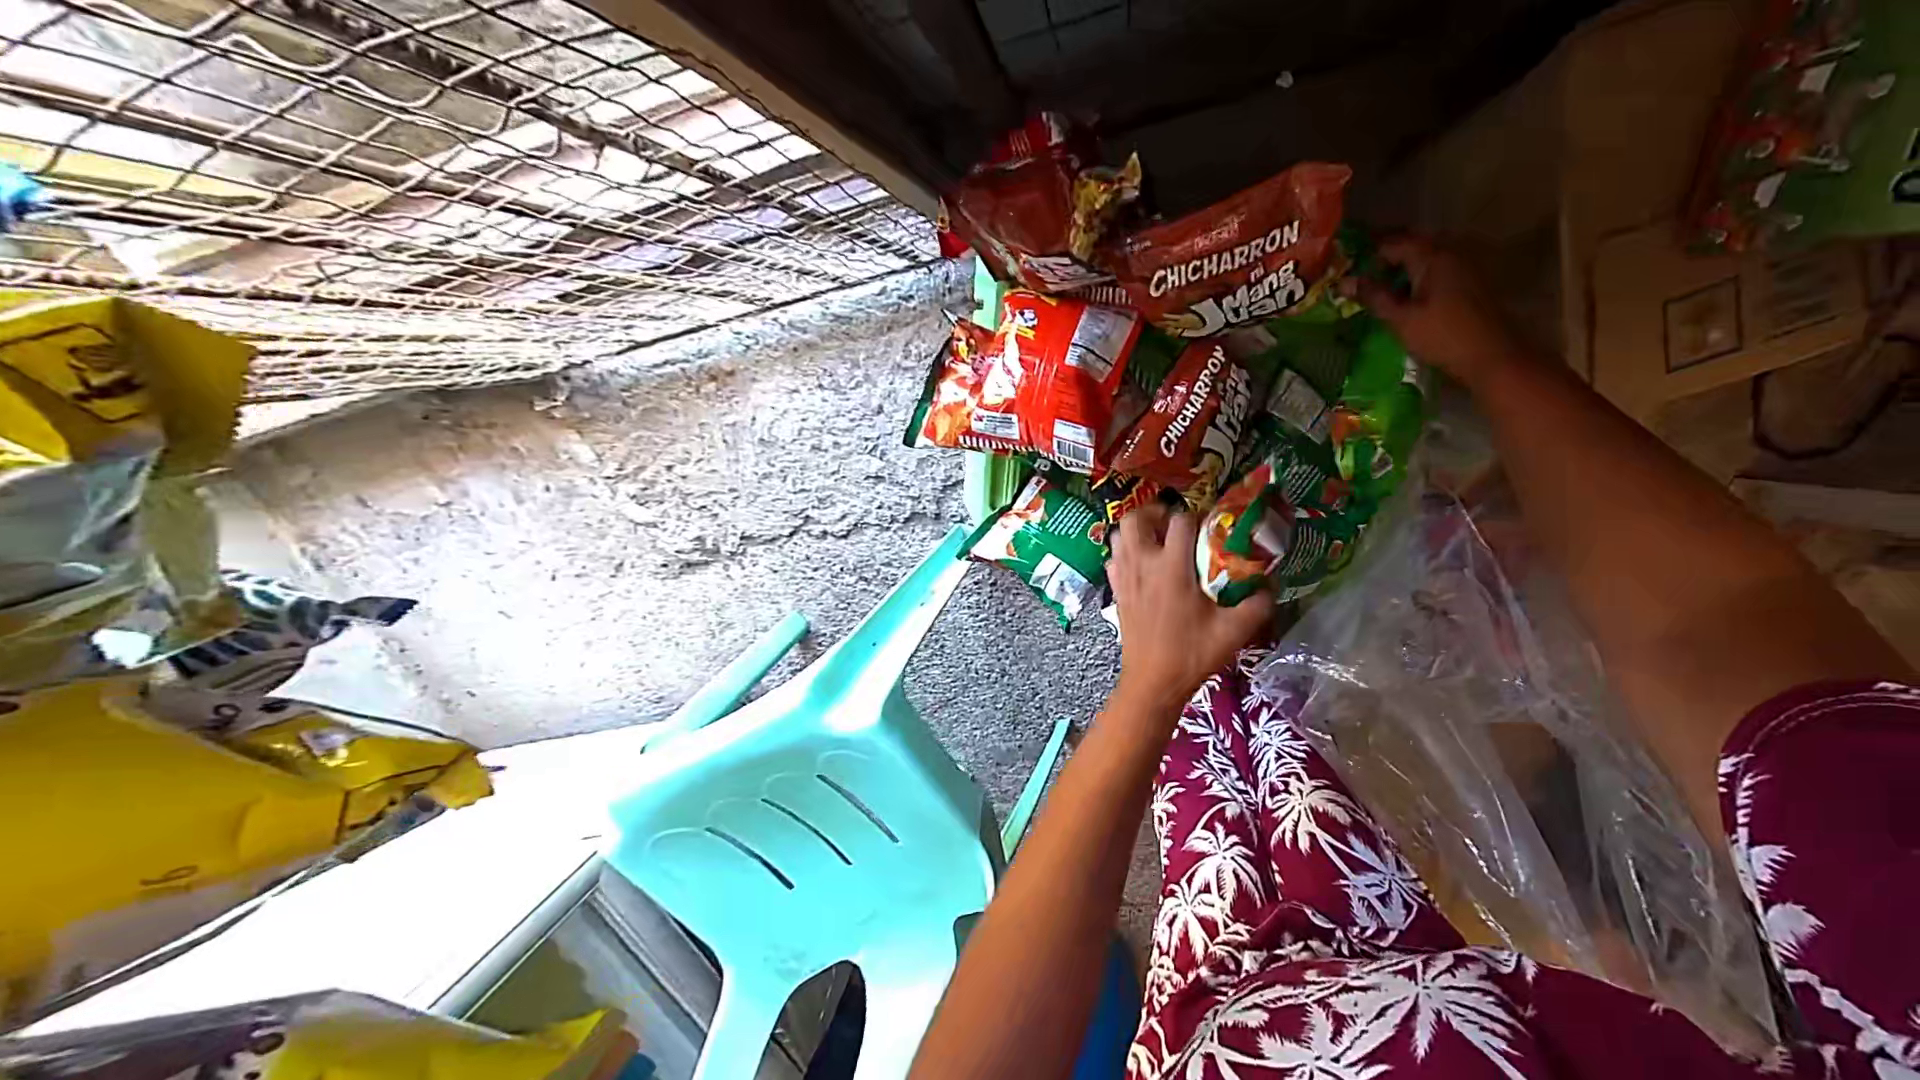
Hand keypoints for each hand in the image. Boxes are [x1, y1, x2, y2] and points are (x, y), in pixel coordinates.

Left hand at [1107, 502, 1274, 718]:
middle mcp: (1142, 564)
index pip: (1180, 520)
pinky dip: (1124, 553)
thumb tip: (1270, 584)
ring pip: (1118, 535)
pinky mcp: (1115, 591)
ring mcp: (1124, 577)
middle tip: (1173, 522)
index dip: (1195, 516)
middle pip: (1135, 518)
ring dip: (1136, 530)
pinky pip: (1113, 558)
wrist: (1153, 681)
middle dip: (1154, 512)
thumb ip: (1258, 603)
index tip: (1208, 526)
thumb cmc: (1192, 653)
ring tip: (1157, 539)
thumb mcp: (1235, 630)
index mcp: (1171, 567)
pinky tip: (1142, 565)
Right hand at [1347, 235, 1528, 386]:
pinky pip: (1436, 269)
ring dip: (1400, 267)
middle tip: (1359, 275)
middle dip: (1384, 257)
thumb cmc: (1441, 336)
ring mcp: (1463, 266)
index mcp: (1432, 257)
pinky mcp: (1469, 282)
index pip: (1393, 243)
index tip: (1346, 269)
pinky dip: (1416, 277)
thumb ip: (1373, 296)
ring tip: (1377, 286)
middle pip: (1412, 245)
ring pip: (1424, 258)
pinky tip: (1403, 295)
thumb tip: (1344, 282)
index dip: (1367, 254)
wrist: (1491, 355)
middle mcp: (1450, 253)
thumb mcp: (1400, 318)